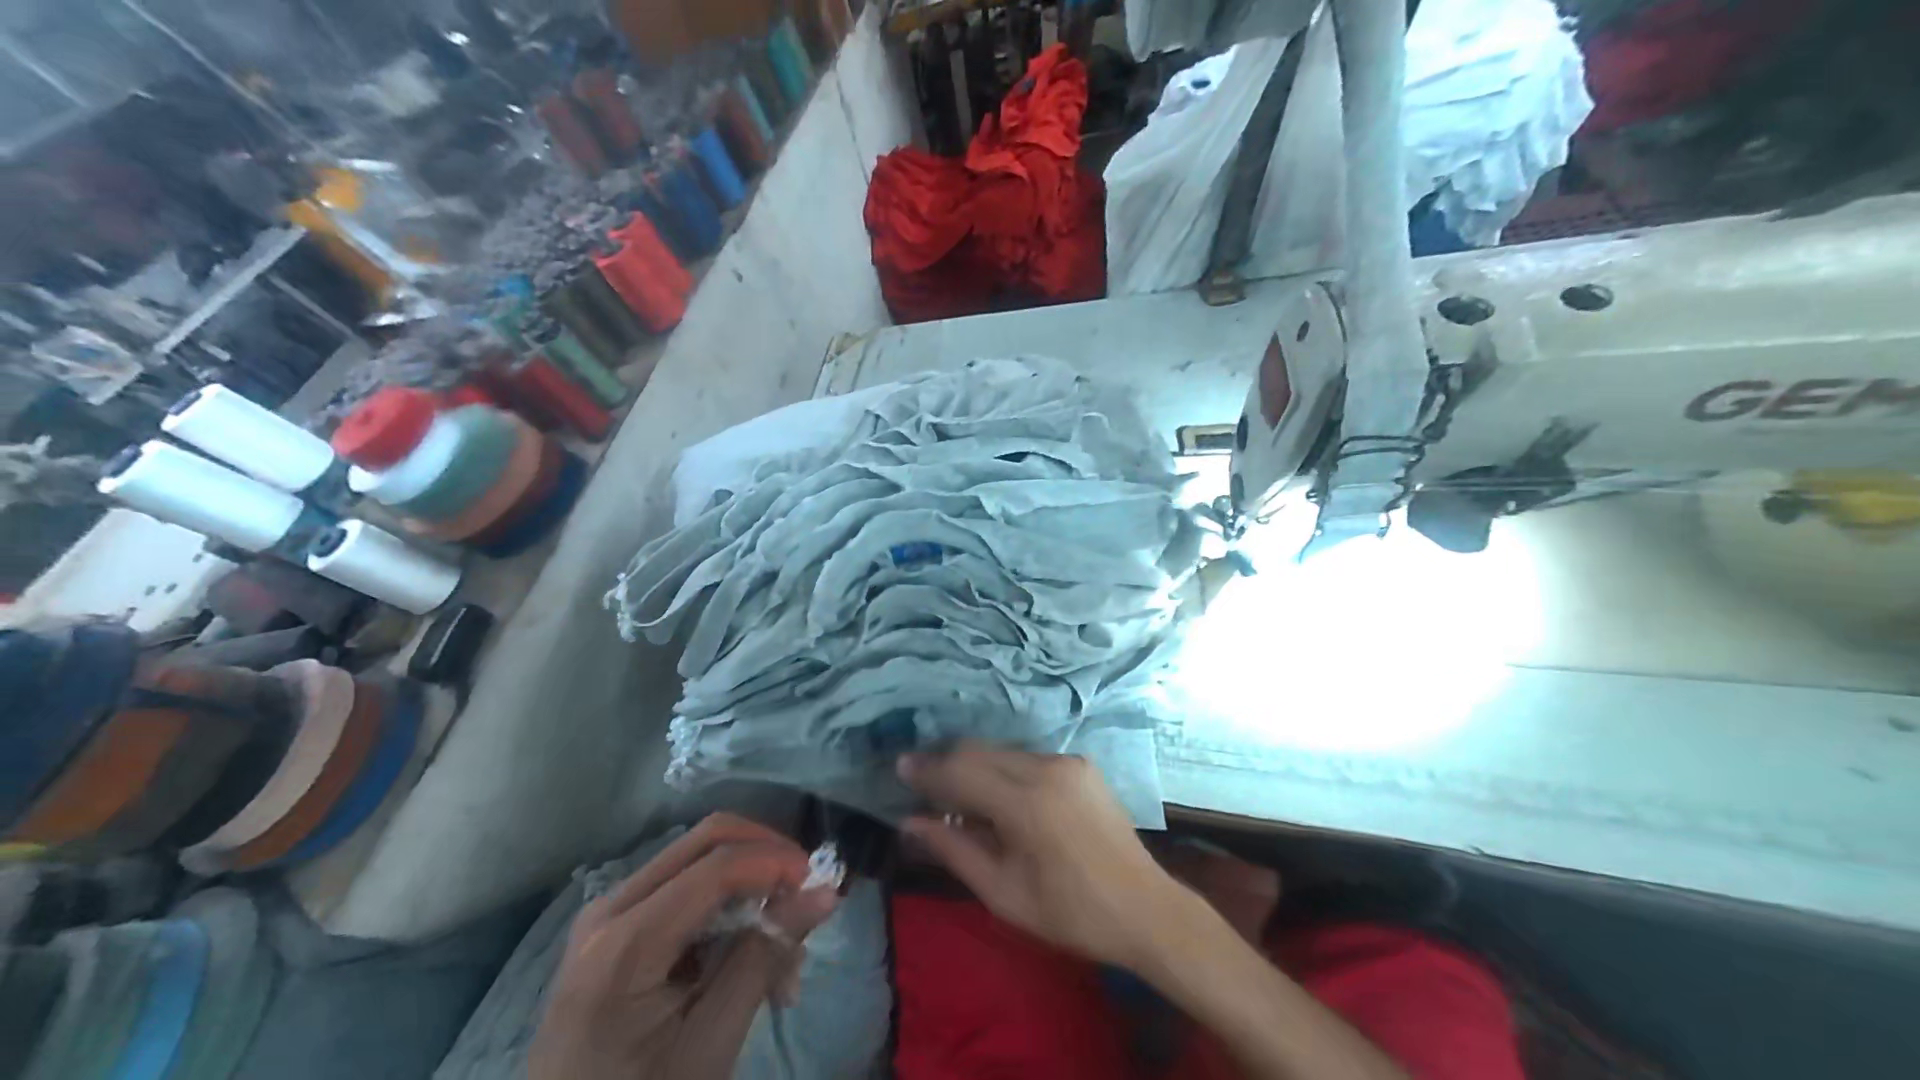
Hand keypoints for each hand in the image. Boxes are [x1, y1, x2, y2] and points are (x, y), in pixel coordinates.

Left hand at [528, 814, 839, 1079]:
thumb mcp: (709, 1043)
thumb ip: (764, 959)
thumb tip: (825, 893)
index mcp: (623, 942)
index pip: (716, 865)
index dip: (777, 862)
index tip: (823, 888)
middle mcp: (609, 906)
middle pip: (707, 839)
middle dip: (767, 856)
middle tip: (805, 896)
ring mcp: (608, 911)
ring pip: (699, 858)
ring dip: (751, 885)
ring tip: (782, 954)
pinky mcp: (614, 924)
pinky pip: (683, 885)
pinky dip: (726, 905)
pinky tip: (746, 956)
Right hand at [898, 742, 1200, 970]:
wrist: (1145, 909)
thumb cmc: (1070, 914)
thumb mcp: (1003, 893)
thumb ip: (954, 849)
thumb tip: (909, 822)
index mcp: (1026, 803)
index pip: (961, 771)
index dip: (926, 770)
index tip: (898, 768)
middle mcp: (1046, 768)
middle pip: (979, 752)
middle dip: (944, 761)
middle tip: (917, 776)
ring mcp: (1067, 762)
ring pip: (1002, 752)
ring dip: (973, 764)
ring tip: (950, 788)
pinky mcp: (1080, 764)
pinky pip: (1027, 758)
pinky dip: (1001, 769)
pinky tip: (993, 792)